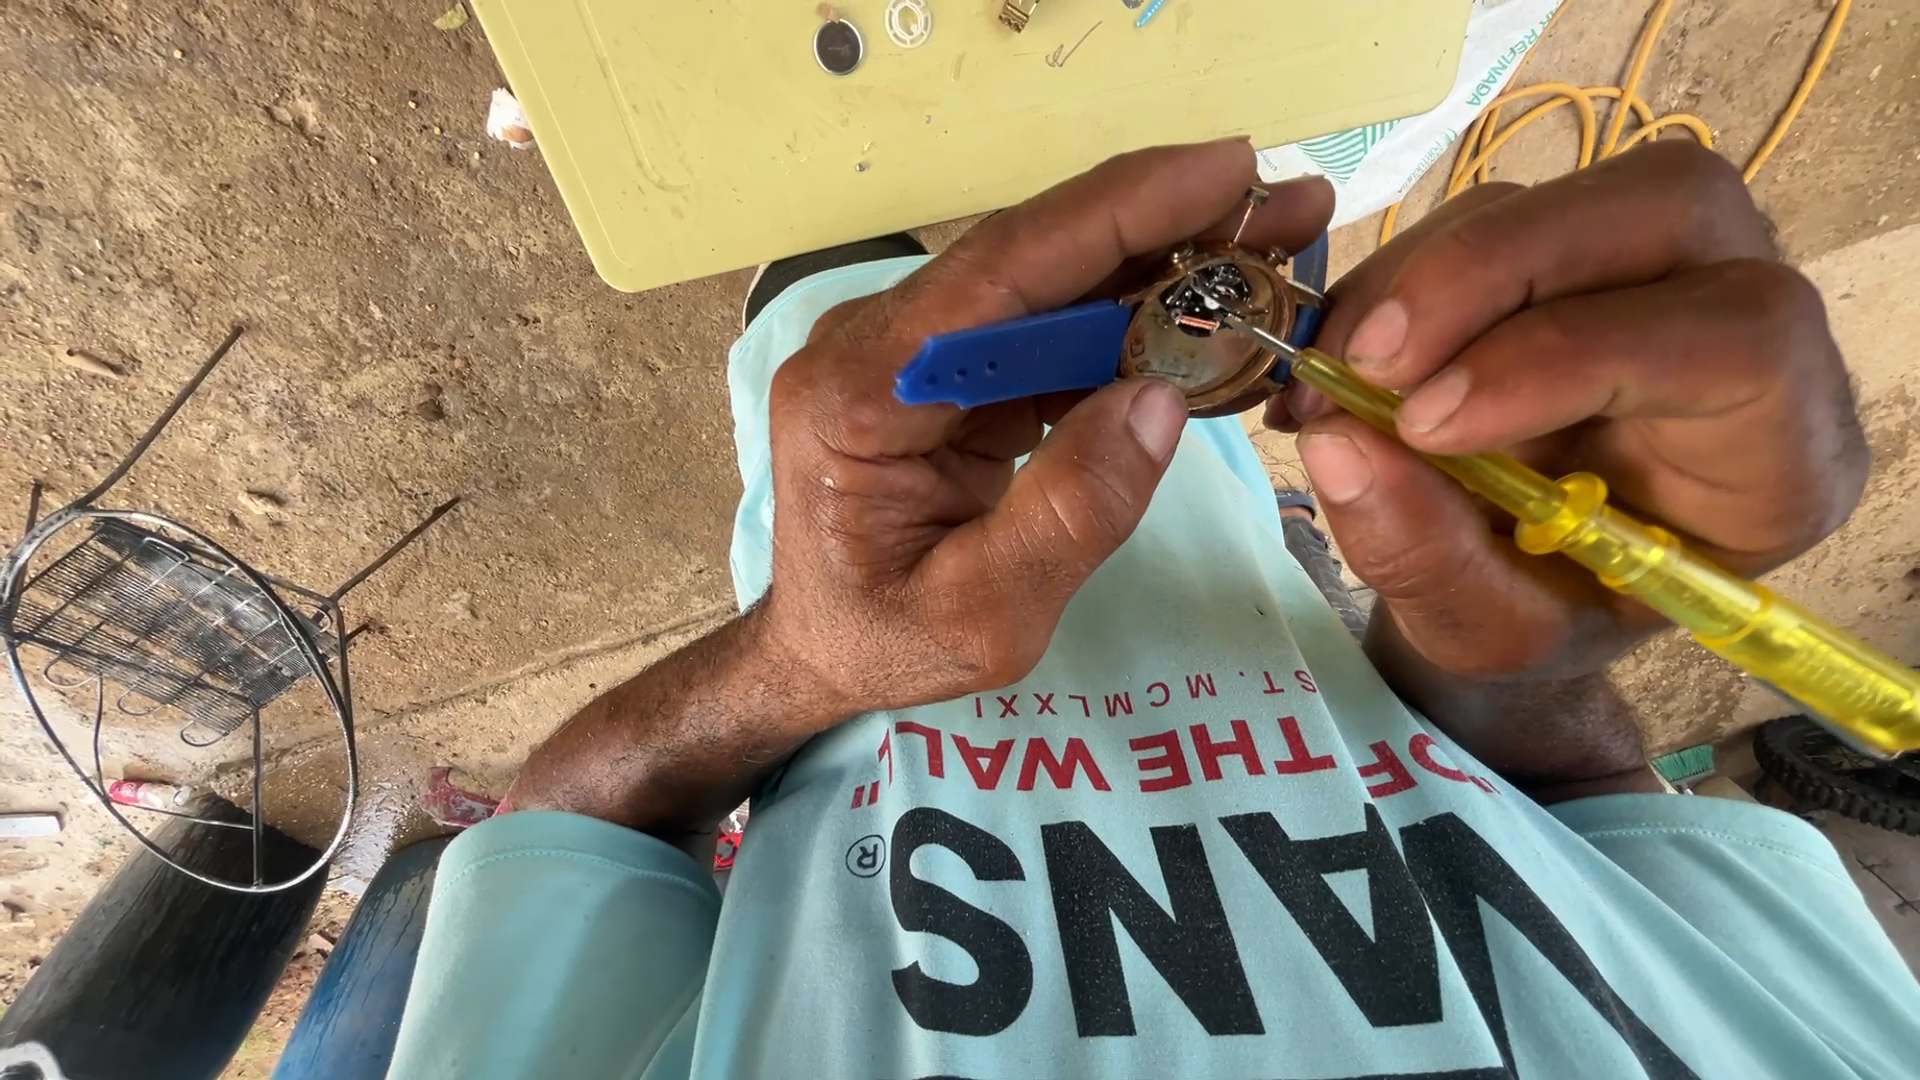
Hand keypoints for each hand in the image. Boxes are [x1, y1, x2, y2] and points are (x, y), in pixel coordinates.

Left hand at [757, 140, 1334, 714]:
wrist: (825, 649)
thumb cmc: (884, 645)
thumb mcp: (982, 616)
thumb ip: (1069, 516)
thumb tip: (1160, 397)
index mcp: (859, 396)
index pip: (998, 277)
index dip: (1118, 215)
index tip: (1230, 171)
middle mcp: (872, 350)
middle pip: (1029, 264)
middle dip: (1162, 230)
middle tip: (1284, 209)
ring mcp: (906, 357)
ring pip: (1045, 291)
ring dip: (1155, 274)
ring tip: (1266, 263)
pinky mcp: (943, 377)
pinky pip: (1043, 337)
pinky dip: (1124, 332)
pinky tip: (1199, 327)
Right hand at [1270, 142, 1866, 741]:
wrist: (1504, 587)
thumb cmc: (1525, 620)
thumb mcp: (1480, 631)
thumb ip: (1420, 557)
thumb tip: (1335, 441)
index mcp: (1765, 457)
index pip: (1733, 339)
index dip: (1561, 357)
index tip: (1418, 425)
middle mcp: (1728, 338)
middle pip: (1658, 209)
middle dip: (1484, 270)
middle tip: (1363, 363)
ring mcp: (1634, 289)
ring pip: (1549, 202)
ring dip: (1410, 282)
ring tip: (1326, 381)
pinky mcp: (1546, 274)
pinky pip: (1467, 228)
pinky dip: (1378, 290)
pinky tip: (1331, 365)